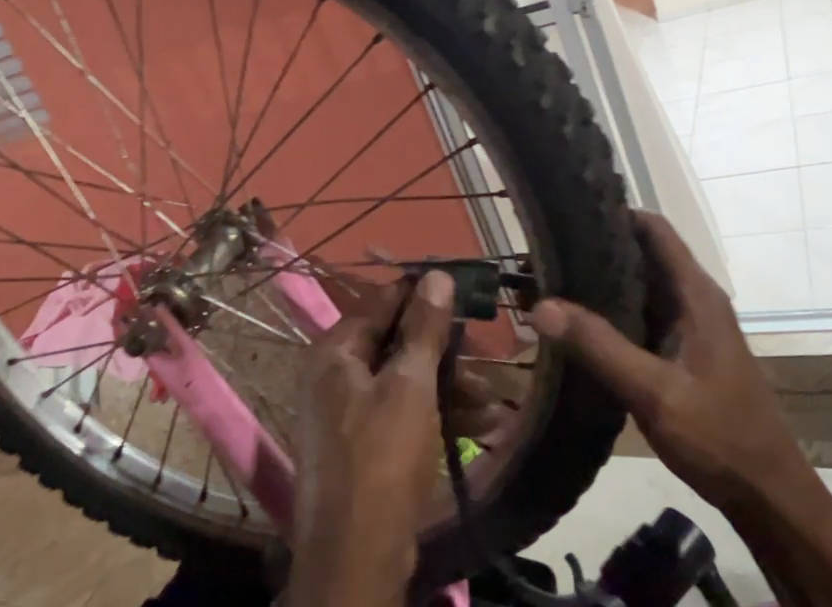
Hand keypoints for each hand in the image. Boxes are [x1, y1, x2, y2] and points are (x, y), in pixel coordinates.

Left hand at [286, 270, 455, 606]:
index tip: (469, 294)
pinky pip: (405, 414)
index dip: (426, 295)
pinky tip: (483, 428)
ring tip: (495, 404)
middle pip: (398, 342)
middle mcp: (336, 375)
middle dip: (447, 352)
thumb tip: (437, 274)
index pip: (384, 301)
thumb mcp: (410, 386)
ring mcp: (349, 413)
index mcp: (336, 351)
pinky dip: (439, 417)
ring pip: (407, 381)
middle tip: (488, 358)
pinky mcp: (366, 446)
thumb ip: (424, 329)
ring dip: (451, 388)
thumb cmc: (382, 458)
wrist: (356, 555)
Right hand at [531, 211, 801, 505]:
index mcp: (697, 296)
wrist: (767, 493)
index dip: (614, 213)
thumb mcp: (654, 392)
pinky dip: (610, 314)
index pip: (655, 230)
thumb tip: (540, 305)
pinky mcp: (683, 353)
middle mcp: (695, 301)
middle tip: (542, 250)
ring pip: (640, 289)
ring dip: (600, 283)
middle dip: (596, 249)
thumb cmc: (719, 435)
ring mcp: (690, 328)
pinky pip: (642, 318)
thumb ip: (599, 346)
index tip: (567, 210)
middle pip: (643, 255)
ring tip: (547, 280)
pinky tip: (576, 326)